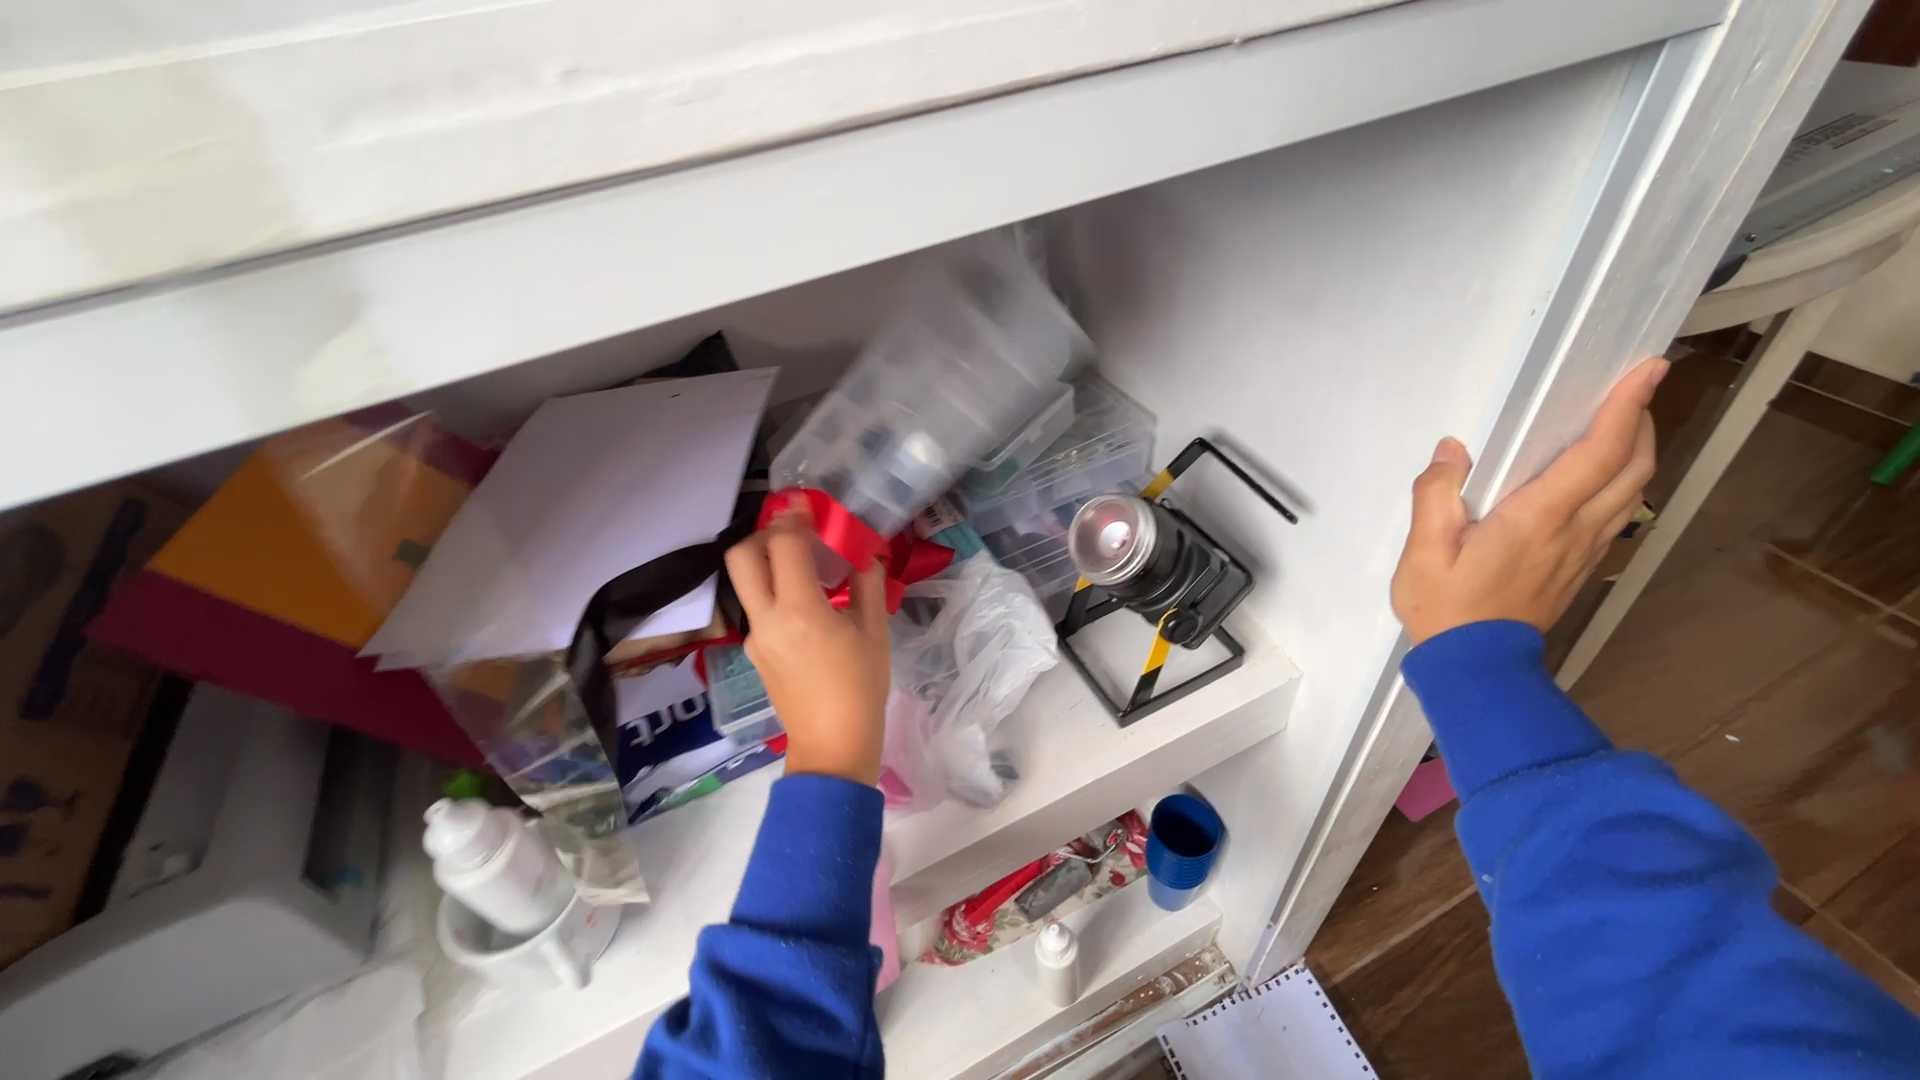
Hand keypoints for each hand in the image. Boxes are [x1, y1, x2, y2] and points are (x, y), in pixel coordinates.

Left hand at [724, 500, 890, 784]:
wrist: (832, 745)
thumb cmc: (861, 687)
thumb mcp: (874, 632)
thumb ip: (866, 585)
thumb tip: (863, 556)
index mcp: (800, 610)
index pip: (784, 545)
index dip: (794, 517)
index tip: (807, 505)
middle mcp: (767, 618)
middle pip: (741, 557)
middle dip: (763, 533)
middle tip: (793, 532)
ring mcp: (754, 637)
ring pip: (746, 583)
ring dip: (767, 563)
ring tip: (804, 567)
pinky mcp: (754, 652)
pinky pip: (758, 608)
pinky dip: (775, 593)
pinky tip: (806, 606)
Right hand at [1391, 357, 1665, 644]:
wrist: (1475, 665)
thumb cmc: (1445, 606)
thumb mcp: (1423, 550)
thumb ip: (1435, 495)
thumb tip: (1453, 451)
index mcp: (1538, 517)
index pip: (1598, 453)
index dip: (1625, 407)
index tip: (1646, 369)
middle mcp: (1575, 528)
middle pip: (1633, 466)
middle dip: (1641, 420)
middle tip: (1634, 387)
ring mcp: (1584, 549)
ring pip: (1633, 489)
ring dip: (1638, 449)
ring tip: (1623, 421)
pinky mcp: (1581, 565)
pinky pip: (1619, 511)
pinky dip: (1624, 479)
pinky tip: (1602, 474)